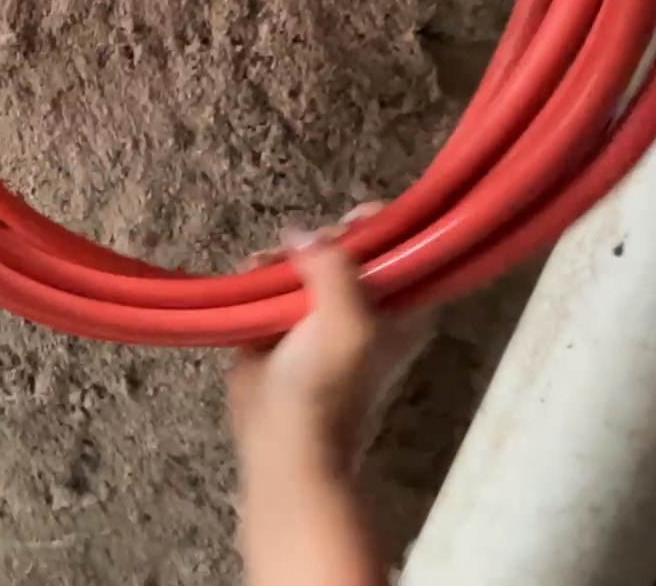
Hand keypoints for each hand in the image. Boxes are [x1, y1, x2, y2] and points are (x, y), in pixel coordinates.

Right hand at [227, 211, 432, 469]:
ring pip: (305, 260)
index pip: (404, 252)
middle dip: (320, 240)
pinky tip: (250, 273)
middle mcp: (364, 307)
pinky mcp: (280, 321)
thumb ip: (336, 269)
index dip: (382, 228)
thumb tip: (301, 234)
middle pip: (348, 249)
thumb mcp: (347, 323)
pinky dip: (260, 271)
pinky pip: (273, 280)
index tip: (349, 221)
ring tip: (265, 264)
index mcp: (401, 311)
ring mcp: (320, 314)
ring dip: (282, 254)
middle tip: (300, 248)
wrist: (283, 435)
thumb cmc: (328, 384)